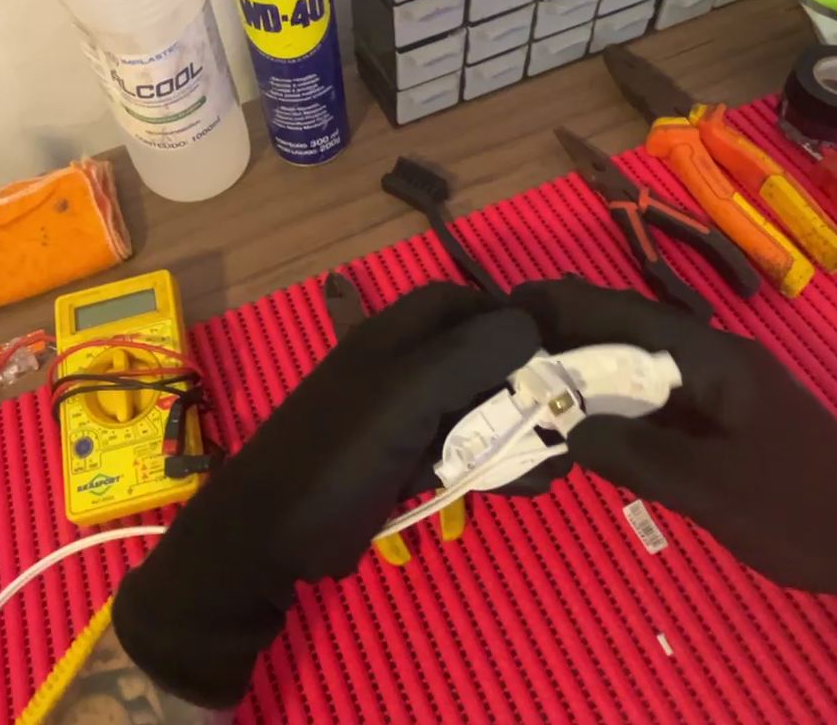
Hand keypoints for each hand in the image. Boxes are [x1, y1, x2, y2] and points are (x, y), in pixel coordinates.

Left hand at [113, 282, 540, 709]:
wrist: (271, 535)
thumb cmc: (337, 454)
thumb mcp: (405, 395)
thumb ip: (467, 354)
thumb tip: (531, 324)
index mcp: (392, 335)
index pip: (459, 302)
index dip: (505, 315)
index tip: (554, 349)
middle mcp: (400, 366)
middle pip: (475, 356)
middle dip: (523, 382)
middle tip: (566, 415)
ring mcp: (402, 415)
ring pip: (474, 406)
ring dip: (517, 428)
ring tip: (555, 461)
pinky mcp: (405, 459)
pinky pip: (461, 448)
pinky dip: (494, 461)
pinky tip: (525, 483)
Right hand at [511, 279, 836, 724]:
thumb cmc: (803, 513)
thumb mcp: (712, 488)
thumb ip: (635, 454)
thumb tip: (566, 430)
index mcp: (716, 358)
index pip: (627, 316)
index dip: (568, 307)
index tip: (513, 305)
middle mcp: (713, 359)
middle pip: (628, 329)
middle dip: (569, 327)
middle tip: (508, 335)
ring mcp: (717, 388)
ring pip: (638, 361)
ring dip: (587, 361)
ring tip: (530, 365)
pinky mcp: (718, 418)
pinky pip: (652, 395)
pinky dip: (612, 396)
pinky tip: (581, 409)